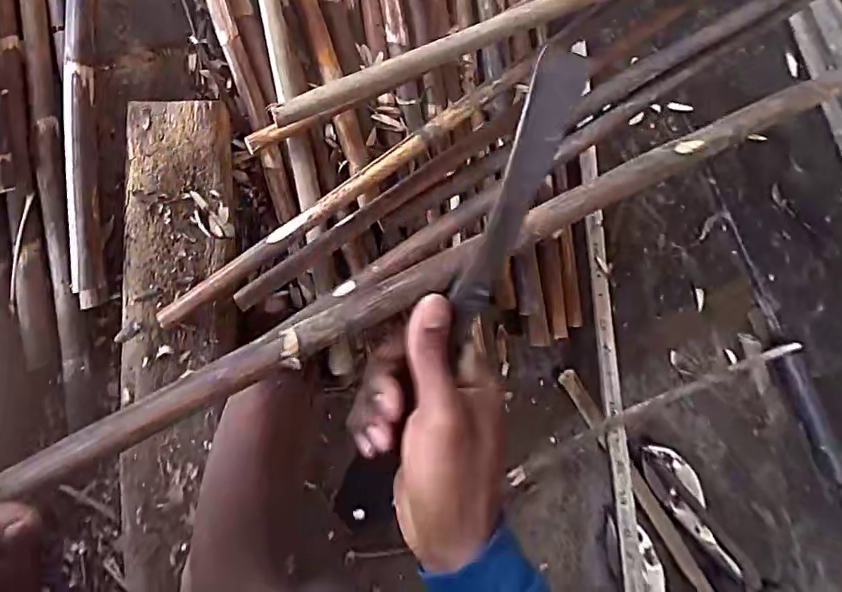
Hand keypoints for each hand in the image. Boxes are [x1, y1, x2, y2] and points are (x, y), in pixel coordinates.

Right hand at [349, 294, 502, 572]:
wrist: (443, 541)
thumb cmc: (454, 480)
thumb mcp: (440, 411)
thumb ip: (430, 354)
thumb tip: (434, 300)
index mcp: (471, 377)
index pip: (436, 329)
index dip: (409, 336)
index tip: (392, 353)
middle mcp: (450, 386)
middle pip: (401, 353)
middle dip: (384, 380)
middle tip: (388, 408)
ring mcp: (427, 406)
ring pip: (384, 378)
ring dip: (374, 406)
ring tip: (381, 434)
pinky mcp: (406, 426)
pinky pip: (377, 405)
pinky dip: (370, 423)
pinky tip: (375, 444)